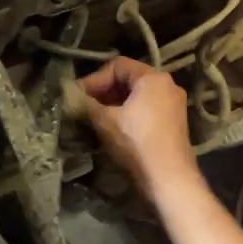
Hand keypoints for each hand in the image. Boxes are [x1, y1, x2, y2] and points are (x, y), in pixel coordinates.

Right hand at [79, 57, 197, 198]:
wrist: (168, 178)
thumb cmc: (136, 143)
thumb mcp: (105, 121)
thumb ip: (86, 104)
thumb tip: (69, 96)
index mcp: (153, 78)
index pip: (117, 65)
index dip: (94, 79)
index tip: (78, 96)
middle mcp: (168, 85)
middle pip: (128, 79)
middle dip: (104, 91)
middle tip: (84, 106)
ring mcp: (173, 104)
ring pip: (137, 95)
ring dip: (114, 103)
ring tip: (95, 118)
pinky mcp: (173, 122)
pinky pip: (146, 108)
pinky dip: (128, 113)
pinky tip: (113, 128)